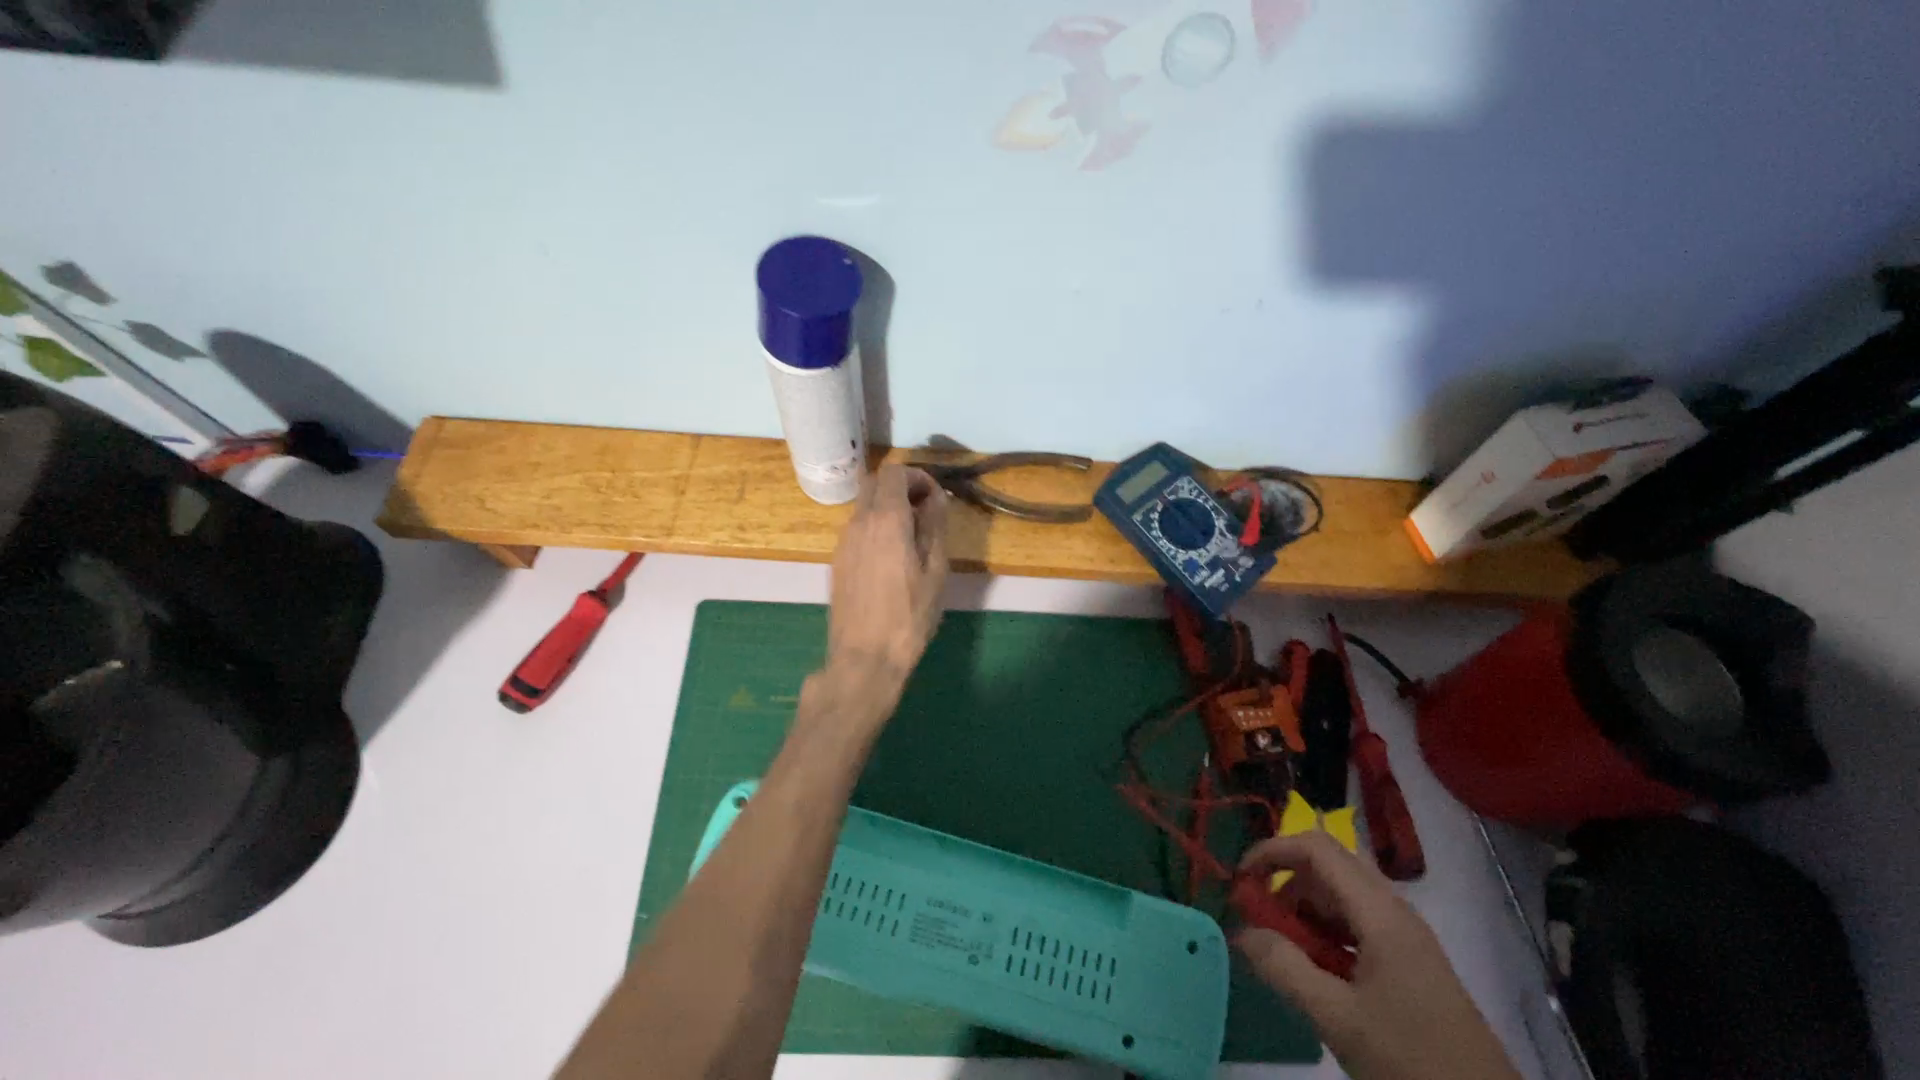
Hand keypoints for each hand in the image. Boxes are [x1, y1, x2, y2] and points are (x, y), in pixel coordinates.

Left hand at [824, 464, 948, 700]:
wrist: (864, 657)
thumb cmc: (909, 615)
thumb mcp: (935, 570)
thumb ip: (934, 526)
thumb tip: (936, 497)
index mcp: (885, 519)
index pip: (894, 471)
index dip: (918, 476)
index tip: (936, 498)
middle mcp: (858, 523)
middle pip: (875, 483)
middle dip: (902, 488)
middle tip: (927, 512)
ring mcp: (843, 542)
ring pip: (865, 506)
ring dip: (889, 508)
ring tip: (914, 538)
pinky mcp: (838, 562)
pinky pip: (858, 529)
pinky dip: (877, 528)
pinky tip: (894, 559)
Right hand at [1235, 834, 1522, 1079]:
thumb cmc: (1410, 1057)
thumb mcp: (1337, 1017)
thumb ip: (1284, 969)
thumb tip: (1241, 932)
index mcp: (1380, 913)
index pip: (1317, 848)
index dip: (1271, 851)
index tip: (1238, 882)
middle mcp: (1393, 911)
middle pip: (1328, 868)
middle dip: (1284, 884)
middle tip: (1257, 923)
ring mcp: (1404, 936)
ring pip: (1341, 898)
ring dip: (1303, 913)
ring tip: (1282, 954)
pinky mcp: (1407, 961)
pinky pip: (1355, 925)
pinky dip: (1324, 935)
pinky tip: (1314, 972)